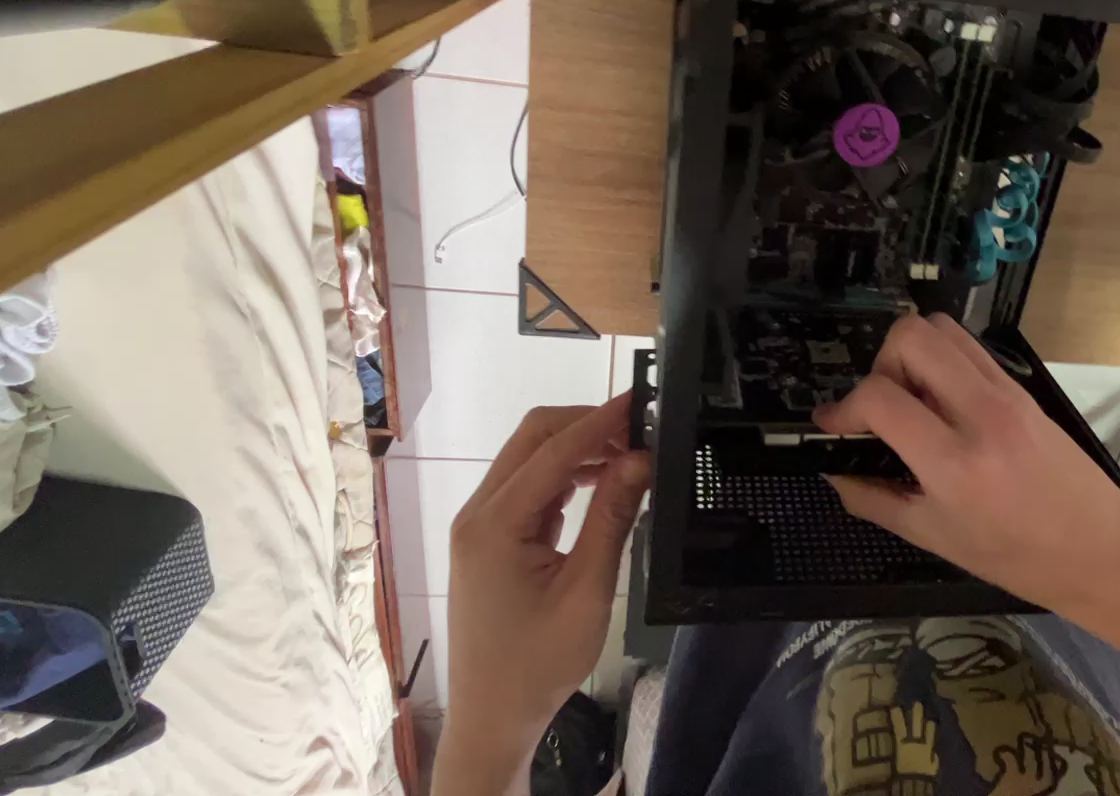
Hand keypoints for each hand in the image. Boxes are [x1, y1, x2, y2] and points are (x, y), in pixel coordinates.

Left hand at [437, 395, 649, 792]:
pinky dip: (567, 472)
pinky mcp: (491, 535)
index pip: (552, 450)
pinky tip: (602, 480)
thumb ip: (612, 518)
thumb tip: (640, 458)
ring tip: (629, 455)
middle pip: (533, 439)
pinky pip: (530, 484)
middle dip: (587, 424)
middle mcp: (479, 512)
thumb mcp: (587, 591)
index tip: (640, 400)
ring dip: (578, 447)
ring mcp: (481, 523)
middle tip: (639, 431)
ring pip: (531, 456)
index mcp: (494, 525)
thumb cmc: (538, 664)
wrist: (491, 719)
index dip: (599, 420)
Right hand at [814, 314, 1119, 616]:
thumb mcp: (933, 537)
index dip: (843, 407)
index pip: (880, 397)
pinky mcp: (1019, 385)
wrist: (1101, 550)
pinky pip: (967, 345)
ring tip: (911, 398)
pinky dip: (939, 357)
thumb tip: (834, 471)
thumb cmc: (1016, 557)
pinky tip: (939, 398)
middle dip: (878, 364)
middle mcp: (980, 412)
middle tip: (882, 407)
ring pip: (939, 327)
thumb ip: (873, 498)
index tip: (833, 425)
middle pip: (910, 337)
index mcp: (955, 462)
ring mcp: (1005, 391)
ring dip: (909, 353)